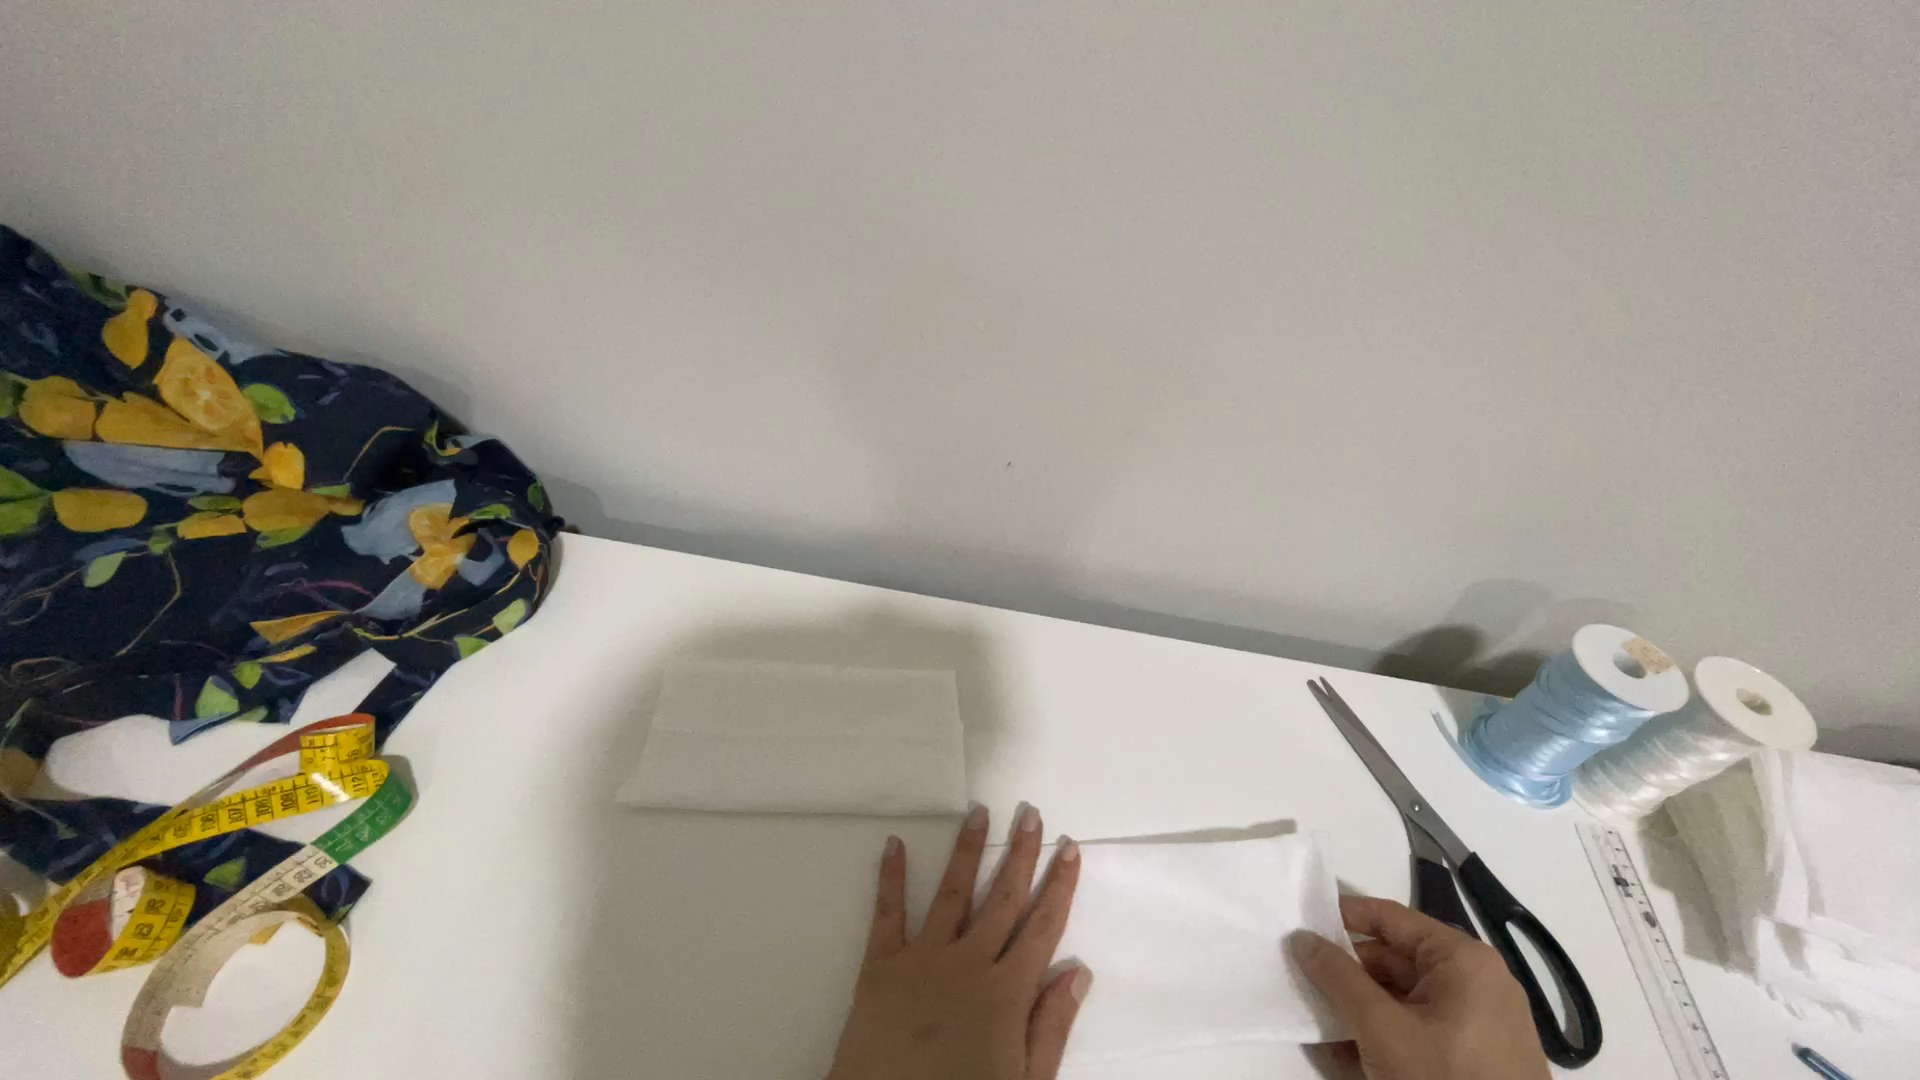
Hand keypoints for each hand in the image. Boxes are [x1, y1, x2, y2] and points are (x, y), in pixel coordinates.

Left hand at [827, 804, 1090, 1079]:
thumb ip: (1051, 1027)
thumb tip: (1078, 970)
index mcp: (1007, 992)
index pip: (1042, 927)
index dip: (1059, 885)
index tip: (1070, 847)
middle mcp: (969, 962)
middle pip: (1003, 898)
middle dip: (1020, 853)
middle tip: (1030, 813)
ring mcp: (923, 958)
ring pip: (952, 892)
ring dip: (968, 849)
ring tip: (979, 812)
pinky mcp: (880, 965)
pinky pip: (887, 913)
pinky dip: (890, 877)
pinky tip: (893, 843)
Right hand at [1291, 895, 1548, 1079]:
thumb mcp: (1381, 1028)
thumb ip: (1337, 977)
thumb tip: (1303, 939)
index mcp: (1462, 960)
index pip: (1389, 917)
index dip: (1342, 916)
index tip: (1301, 926)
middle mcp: (1476, 981)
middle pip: (1393, 959)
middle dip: (1347, 975)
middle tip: (1304, 985)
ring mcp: (1479, 1022)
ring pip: (1402, 998)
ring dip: (1358, 1011)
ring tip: (1318, 1029)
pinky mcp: (1477, 1057)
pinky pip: (1420, 1029)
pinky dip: (1383, 1036)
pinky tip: (1345, 1056)